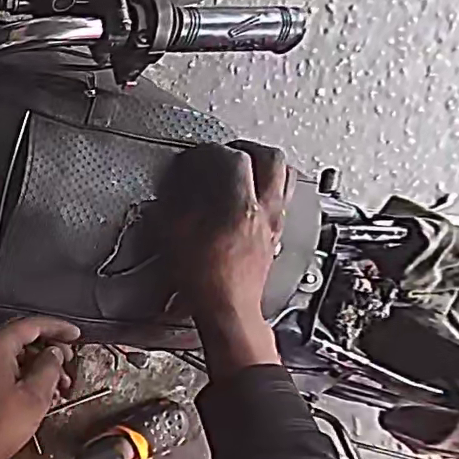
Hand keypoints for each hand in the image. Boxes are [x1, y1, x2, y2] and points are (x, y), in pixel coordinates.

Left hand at [0, 316, 80, 458]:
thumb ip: (50, 367)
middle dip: (51, 347)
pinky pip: (10, 368)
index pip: (33, 324)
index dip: (58, 328)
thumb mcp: (34, 396)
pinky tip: (44, 392)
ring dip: (42, 364)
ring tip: (62, 383)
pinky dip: (29, 375)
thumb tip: (56, 353)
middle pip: (25, 337)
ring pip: (19, 354)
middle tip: (70, 360)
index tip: (76, 334)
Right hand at [162, 143, 289, 374]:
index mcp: (238, 207)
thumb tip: (174, 188)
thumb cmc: (204, 281)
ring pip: (284, 176)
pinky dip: (265, 189)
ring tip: (242, 168)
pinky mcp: (275, 236)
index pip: (232, 159)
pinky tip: (248, 198)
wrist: (227, 309)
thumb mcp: (175, 236)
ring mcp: (274, 223)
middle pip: (270, 158)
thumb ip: (174, 206)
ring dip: (262, 166)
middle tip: (224, 153)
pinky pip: (279, 199)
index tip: (195, 156)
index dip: (209, 152)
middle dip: (245, 149)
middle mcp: (263, 211)